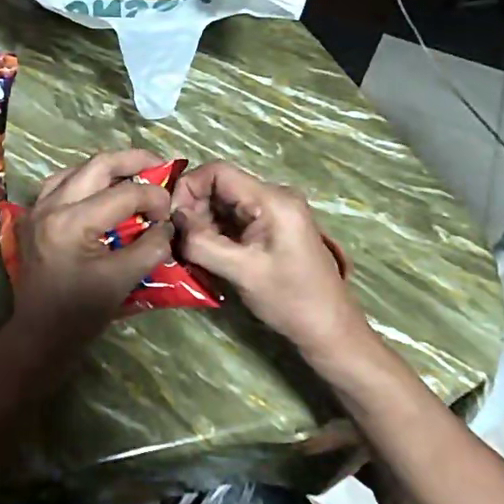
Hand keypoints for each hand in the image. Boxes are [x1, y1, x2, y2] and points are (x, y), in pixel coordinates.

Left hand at [9, 149, 175, 347]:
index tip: (169, 210)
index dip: (153, 197)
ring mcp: (37, 208)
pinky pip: (59, 183)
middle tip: (159, 164)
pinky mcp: (32, 216)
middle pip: (96, 166)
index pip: (122, 194)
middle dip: (131, 161)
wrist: (40, 333)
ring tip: (134, 174)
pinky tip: (99, 189)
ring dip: (106, 168)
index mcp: (71, 222)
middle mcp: (50, 205)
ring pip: (75, 170)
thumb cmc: (81, 312)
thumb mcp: (123, 280)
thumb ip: (151, 247)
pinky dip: (83, 179)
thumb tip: (167, 223)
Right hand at [172, 161, 366, 359]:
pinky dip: (215, 231)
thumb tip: (172, 221)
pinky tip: (207, 253)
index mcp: (272, 199)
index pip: (217, 172)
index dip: (188, 188)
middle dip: (194, 209)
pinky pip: (233, 217)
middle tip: (180, 239)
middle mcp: (274, 196)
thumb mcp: (241, 271)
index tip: (173, 218)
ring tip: (191, 249)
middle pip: (219, 186)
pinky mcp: (271, 225)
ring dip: (202, 222)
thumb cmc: (291, 300)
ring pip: (223, 202)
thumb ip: (202, 242)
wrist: (330, 331)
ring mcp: (274, 210)